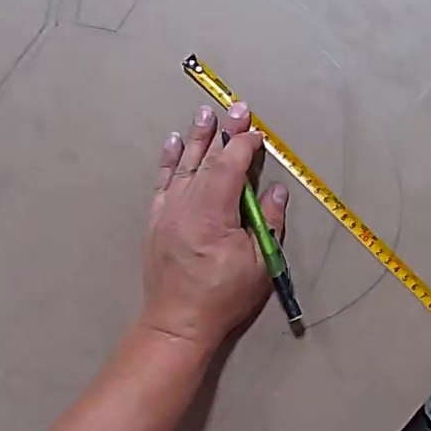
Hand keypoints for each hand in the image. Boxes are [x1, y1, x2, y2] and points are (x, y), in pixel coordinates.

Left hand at [137, 101, 288, 359]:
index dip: (244, 147)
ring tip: (204, 113)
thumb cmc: (223, 297)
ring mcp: (167, 211)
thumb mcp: (259, 265)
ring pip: (183, 165)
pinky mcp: (156, 220)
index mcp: (212, 214)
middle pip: (206, 160)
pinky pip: (162, 182)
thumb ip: (267, 223)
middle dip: (223, 133)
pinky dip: (167, 160)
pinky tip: (172, 142)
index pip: (230, 168)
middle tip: (236, 107)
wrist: (176, 323)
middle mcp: (186, 205)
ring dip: (195, 138)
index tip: (257, 133)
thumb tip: (274, 190)